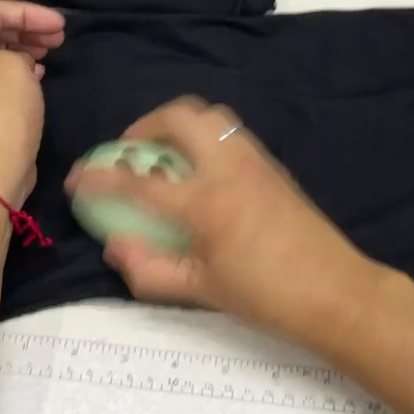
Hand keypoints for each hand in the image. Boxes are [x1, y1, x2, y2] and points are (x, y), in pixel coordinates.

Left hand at [0, 0, 65, 206]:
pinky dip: (14, 72)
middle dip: (25, 29)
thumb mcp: (16, 65)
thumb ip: (19, 51)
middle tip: (58, 37)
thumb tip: (19, 63)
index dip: (29, 12)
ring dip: (21, 50)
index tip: (60, 24)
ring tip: (49, 52)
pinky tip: (37, 75)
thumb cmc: (1, 111)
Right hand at [65, 96, 381, 342]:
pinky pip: (230, 133)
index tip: (78, 179)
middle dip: (144, 125)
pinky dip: (204, 137)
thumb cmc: (266, 296)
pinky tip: (201, 171)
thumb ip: (151, 269)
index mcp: (205, 203)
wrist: (335, 291)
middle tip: (129, 152)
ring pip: (209, 117)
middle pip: (179, 116)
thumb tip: (115, 246)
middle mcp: (229, 168)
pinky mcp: (273, 165)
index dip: (101, 179)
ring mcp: (255, 160)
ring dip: (178, 126)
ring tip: (164, 156)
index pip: (139, 182)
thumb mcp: (201, 290)